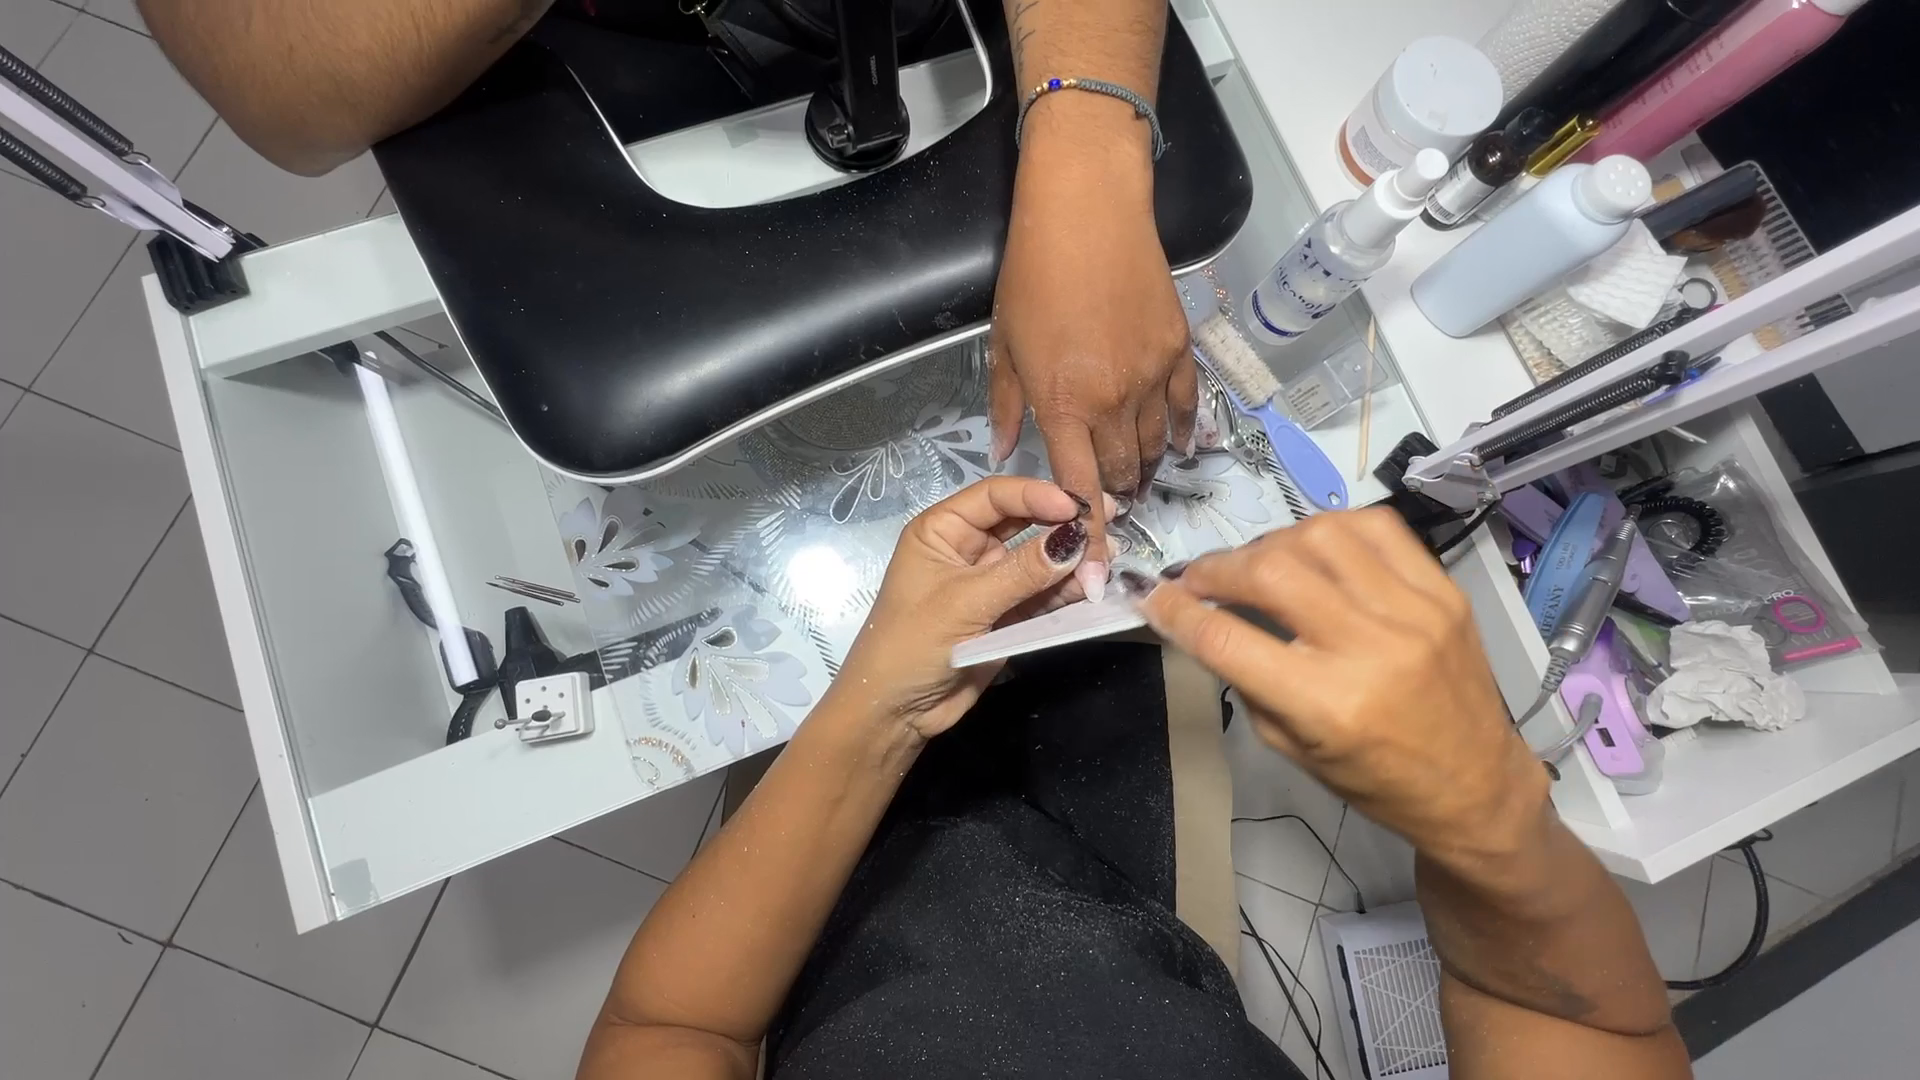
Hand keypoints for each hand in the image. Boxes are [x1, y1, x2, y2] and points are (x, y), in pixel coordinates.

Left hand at [827, 477, 1116, 741]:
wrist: (896, 713)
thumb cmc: (912, 645)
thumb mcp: (964, 603)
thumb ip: (1021, 572)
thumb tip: (1074, 540)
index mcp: (942, 530)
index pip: (995, 497)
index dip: (1037, 495)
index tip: (1076, 507)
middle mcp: (967, 548)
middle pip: (1024, 522)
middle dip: (1064, 524)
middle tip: (1108, 523)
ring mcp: (989, 581)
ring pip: (1039, 559)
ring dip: (1072, 560)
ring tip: (1110, 562)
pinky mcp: (1005, 614)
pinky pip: (1042, 594)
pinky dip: (1067, 591)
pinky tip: (1093, 588)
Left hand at [988, 95, 1196, 602]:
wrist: (1088, 209)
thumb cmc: (1032, 275)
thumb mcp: (1005, 346)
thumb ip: (1009, 408)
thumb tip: (1007, 455)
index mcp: (1064, 404)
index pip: (1078, 489)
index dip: (1088, 533)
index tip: (1094, 567)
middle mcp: (1114, 401)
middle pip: (1120, 474)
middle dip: (1111, 497)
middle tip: (1103, 505)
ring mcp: (1153, 377)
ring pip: (1154, 448)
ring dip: (1141, 470)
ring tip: (1133, 480)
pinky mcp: (1180, 351)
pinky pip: (1186, 409)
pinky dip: (1180, 434)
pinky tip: (1177, 448)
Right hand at [1139, 510, 1550, 868]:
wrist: (1478, 787)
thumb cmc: (1374, 780)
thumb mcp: (1290, 746)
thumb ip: (1246, 677)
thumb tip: (1210, 617)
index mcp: (1326, 705)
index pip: (1225, 638)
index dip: (1176, 610)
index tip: (1153, 597)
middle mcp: (1369, 648)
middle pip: (1267, 573)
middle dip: (1215, 568)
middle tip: (1197, 580)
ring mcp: (1413, 612)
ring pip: (1317, 535)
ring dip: (1268, 544)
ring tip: (1257, 565)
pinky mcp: (1443, 591)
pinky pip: (1374, 527)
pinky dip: (1327, 528)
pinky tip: (1312, 549)